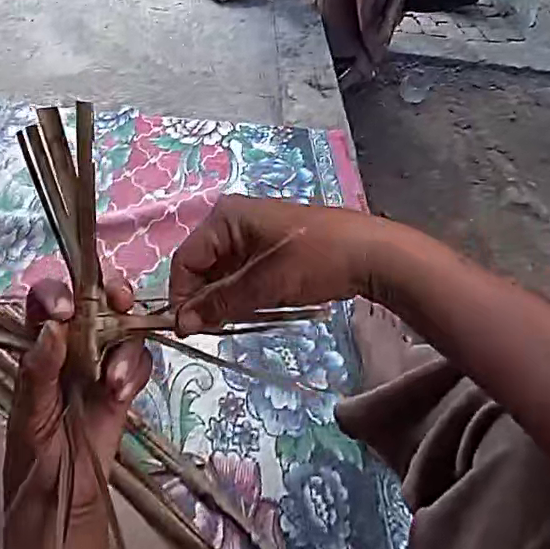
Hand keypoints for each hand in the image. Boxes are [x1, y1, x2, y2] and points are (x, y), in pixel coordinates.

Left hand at [3, 277, 150, 548]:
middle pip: (97, 299)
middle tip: (119, 301)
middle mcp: (74, 340)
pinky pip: (140, 359)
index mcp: (40, 340)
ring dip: (125, 344)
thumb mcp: (28, 412)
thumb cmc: (32, 453)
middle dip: (113, 293)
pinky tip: (121, 393)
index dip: (57, 293)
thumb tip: (54, 326)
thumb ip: (39, 369)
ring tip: (114, 381)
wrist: (59, 498)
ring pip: (124, 325)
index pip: (47, 300)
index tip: (64, 310)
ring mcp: (102, 358)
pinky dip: (135, 370)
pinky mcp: (124, 379)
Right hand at [170, 194, 403, 334]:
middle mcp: (232, 221)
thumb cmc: (315, 259)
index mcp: (225, 217)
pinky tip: (255, 310)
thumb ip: (220, 303)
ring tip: (240, 320)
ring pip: (221, 273)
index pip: (185, 259)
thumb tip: (179, 323)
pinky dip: (242, 294)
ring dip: (225, 300)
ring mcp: (250, 233)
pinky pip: (241, 274)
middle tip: (216, 330)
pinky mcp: (267, 247)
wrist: (370, 253)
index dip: (182, 295)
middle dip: (205, 299)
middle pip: (202, 266)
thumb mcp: (264, 284)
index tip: (186, 331)